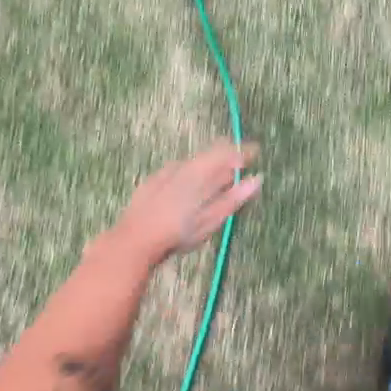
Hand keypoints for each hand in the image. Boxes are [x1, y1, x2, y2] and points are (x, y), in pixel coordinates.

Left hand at [111, 141, 261, 260]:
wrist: (134, 240)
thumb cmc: (178, 233)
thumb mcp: (211, 219)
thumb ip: (234, 198)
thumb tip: (257, 180)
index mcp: (201, 172)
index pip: (228, 152)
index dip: (244, 151)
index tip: (256, 152)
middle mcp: (184, 165)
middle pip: (210, 155)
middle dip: (227, 160)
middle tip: (239, 170)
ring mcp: (166, 172)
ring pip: (194, 163)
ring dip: (209, 169)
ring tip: (217, 184)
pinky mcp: (153, 181)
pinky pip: (179, 171)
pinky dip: (191, 175)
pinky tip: (189, 191)